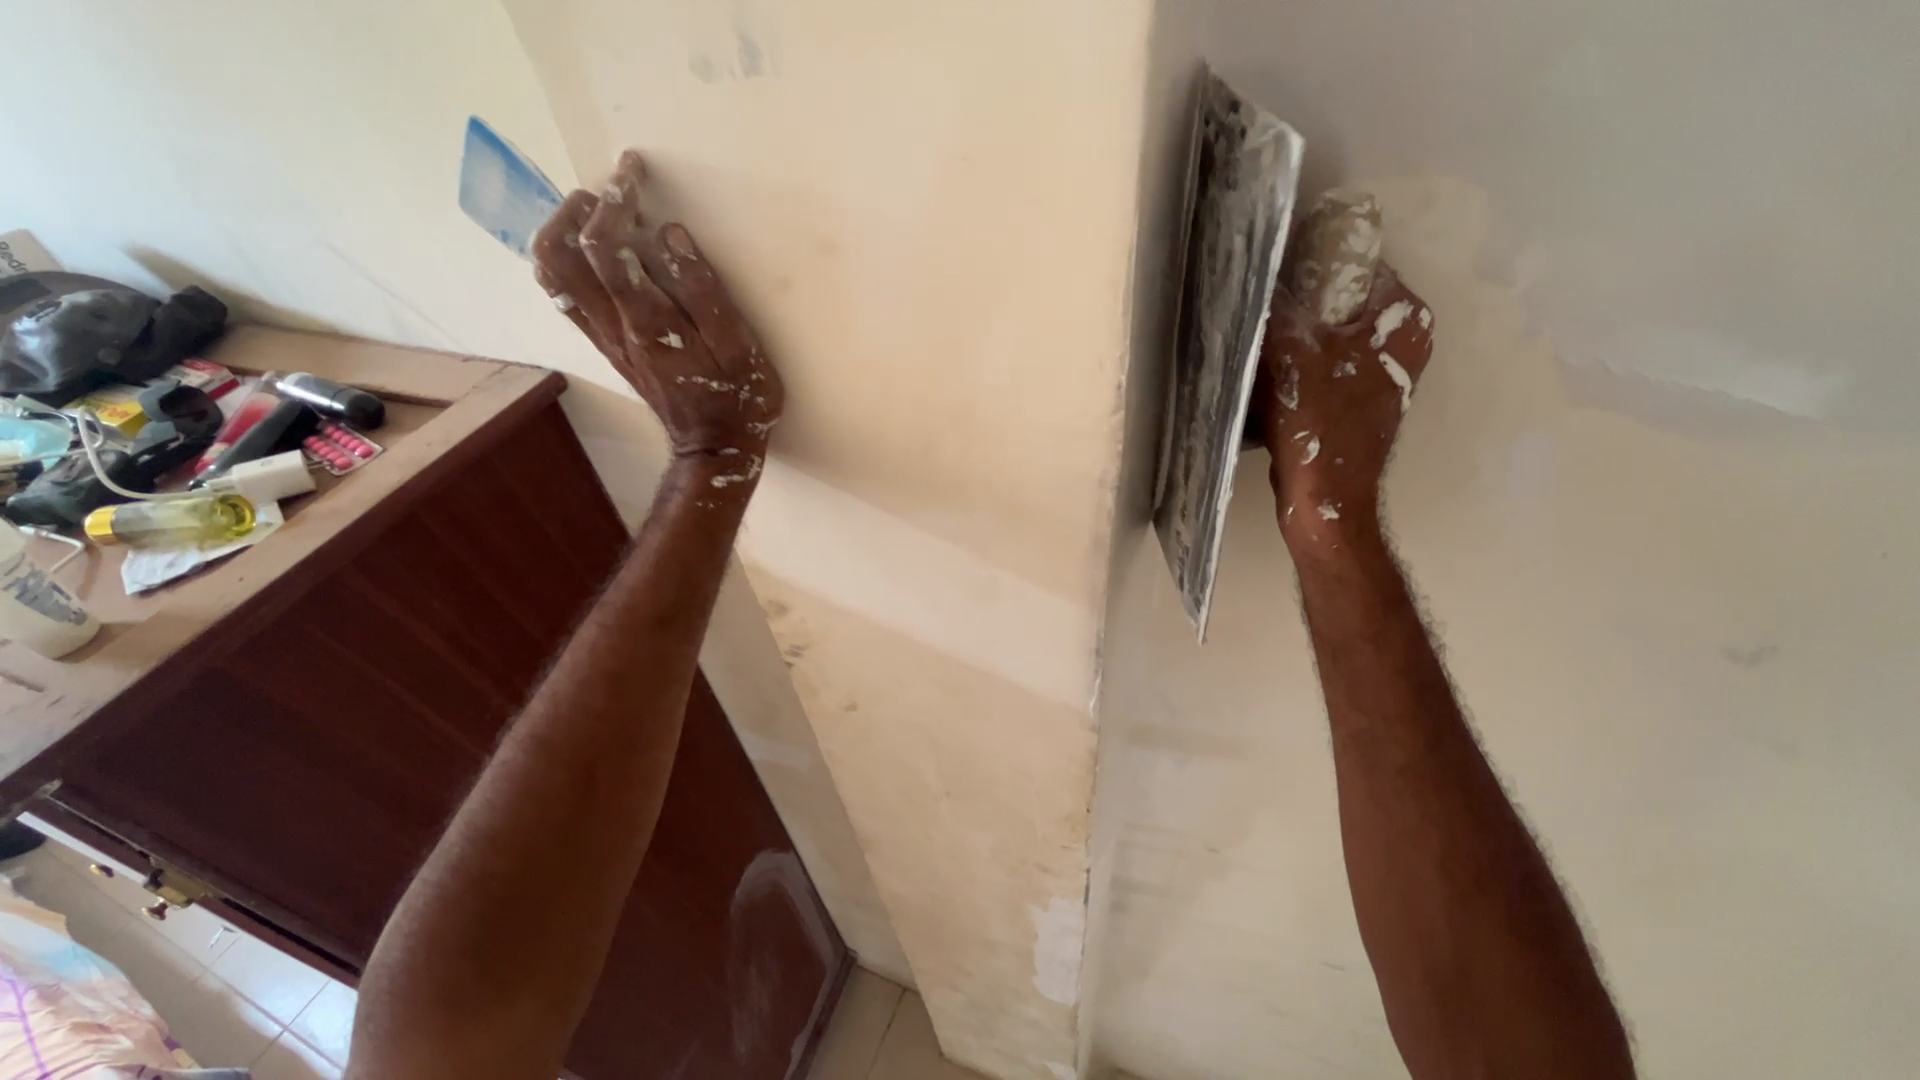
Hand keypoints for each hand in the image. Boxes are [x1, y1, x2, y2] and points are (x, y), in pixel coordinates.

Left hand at [532, 151, 782, 485]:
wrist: (714, 449)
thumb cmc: (738, 400)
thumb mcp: (741, 349)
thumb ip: (705, 292)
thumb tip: (671, 237)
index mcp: (648, 322)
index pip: (605, 246)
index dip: (614, 199)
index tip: (634, 172)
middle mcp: (613, 326)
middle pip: (558, 254)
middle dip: (576, 209)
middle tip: (614, 194)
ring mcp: (604, 338)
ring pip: (552, 275)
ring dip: (564, 233)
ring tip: (601, 215)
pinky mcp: (607, 346)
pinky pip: (566, 297)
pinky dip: (569, 262)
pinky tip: (598, 253)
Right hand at [1256, 264, 1432, 548]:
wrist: (1324, 499)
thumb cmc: (1318, 422)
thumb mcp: (1291, 351)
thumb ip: (1276, 304)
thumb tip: (1255, 265)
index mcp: (1405, 320)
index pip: (1360, 264)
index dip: (1315, 259)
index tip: (1275, 265)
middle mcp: (1404, 343)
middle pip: (1343, 300)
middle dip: (1303, 298)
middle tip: (1262, 299)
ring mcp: (1383, 376)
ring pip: (1332, 335)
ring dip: (1298, 333)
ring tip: (1259, 329)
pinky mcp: (1359, 404)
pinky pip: (1325, 366)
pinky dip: (1300, 364)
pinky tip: (1268, 369)